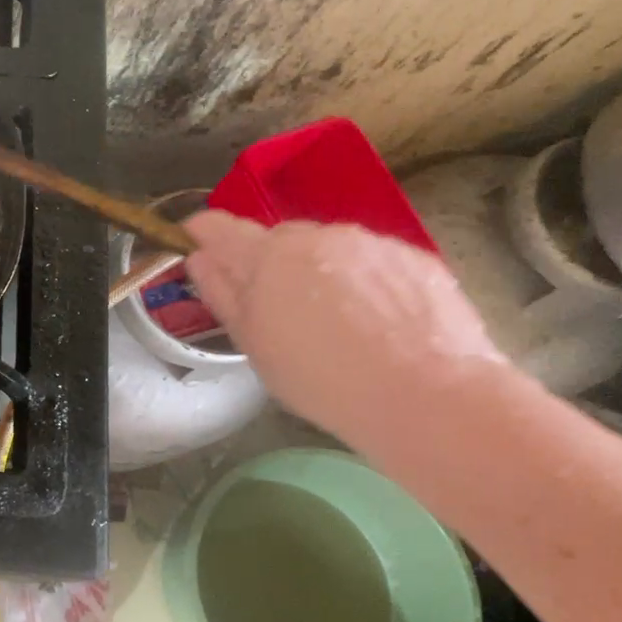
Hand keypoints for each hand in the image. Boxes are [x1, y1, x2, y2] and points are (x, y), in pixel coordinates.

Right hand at [182, 210, 507, 442]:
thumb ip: (222, 294)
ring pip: (326, 249)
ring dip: (315, 273)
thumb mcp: (252, 343)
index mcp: (269, 255)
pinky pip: (370, 262)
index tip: (194, 250)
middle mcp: (319, 235)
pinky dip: (360, 284)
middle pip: (277, 238)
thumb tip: (200, 260)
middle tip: (272, 311)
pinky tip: (371, 326)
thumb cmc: (319, 377)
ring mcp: (372, 243)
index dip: (200, 235)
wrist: (427, 394)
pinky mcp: (415, 258)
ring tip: (329, 324)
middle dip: (266, 264)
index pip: (219, 227)